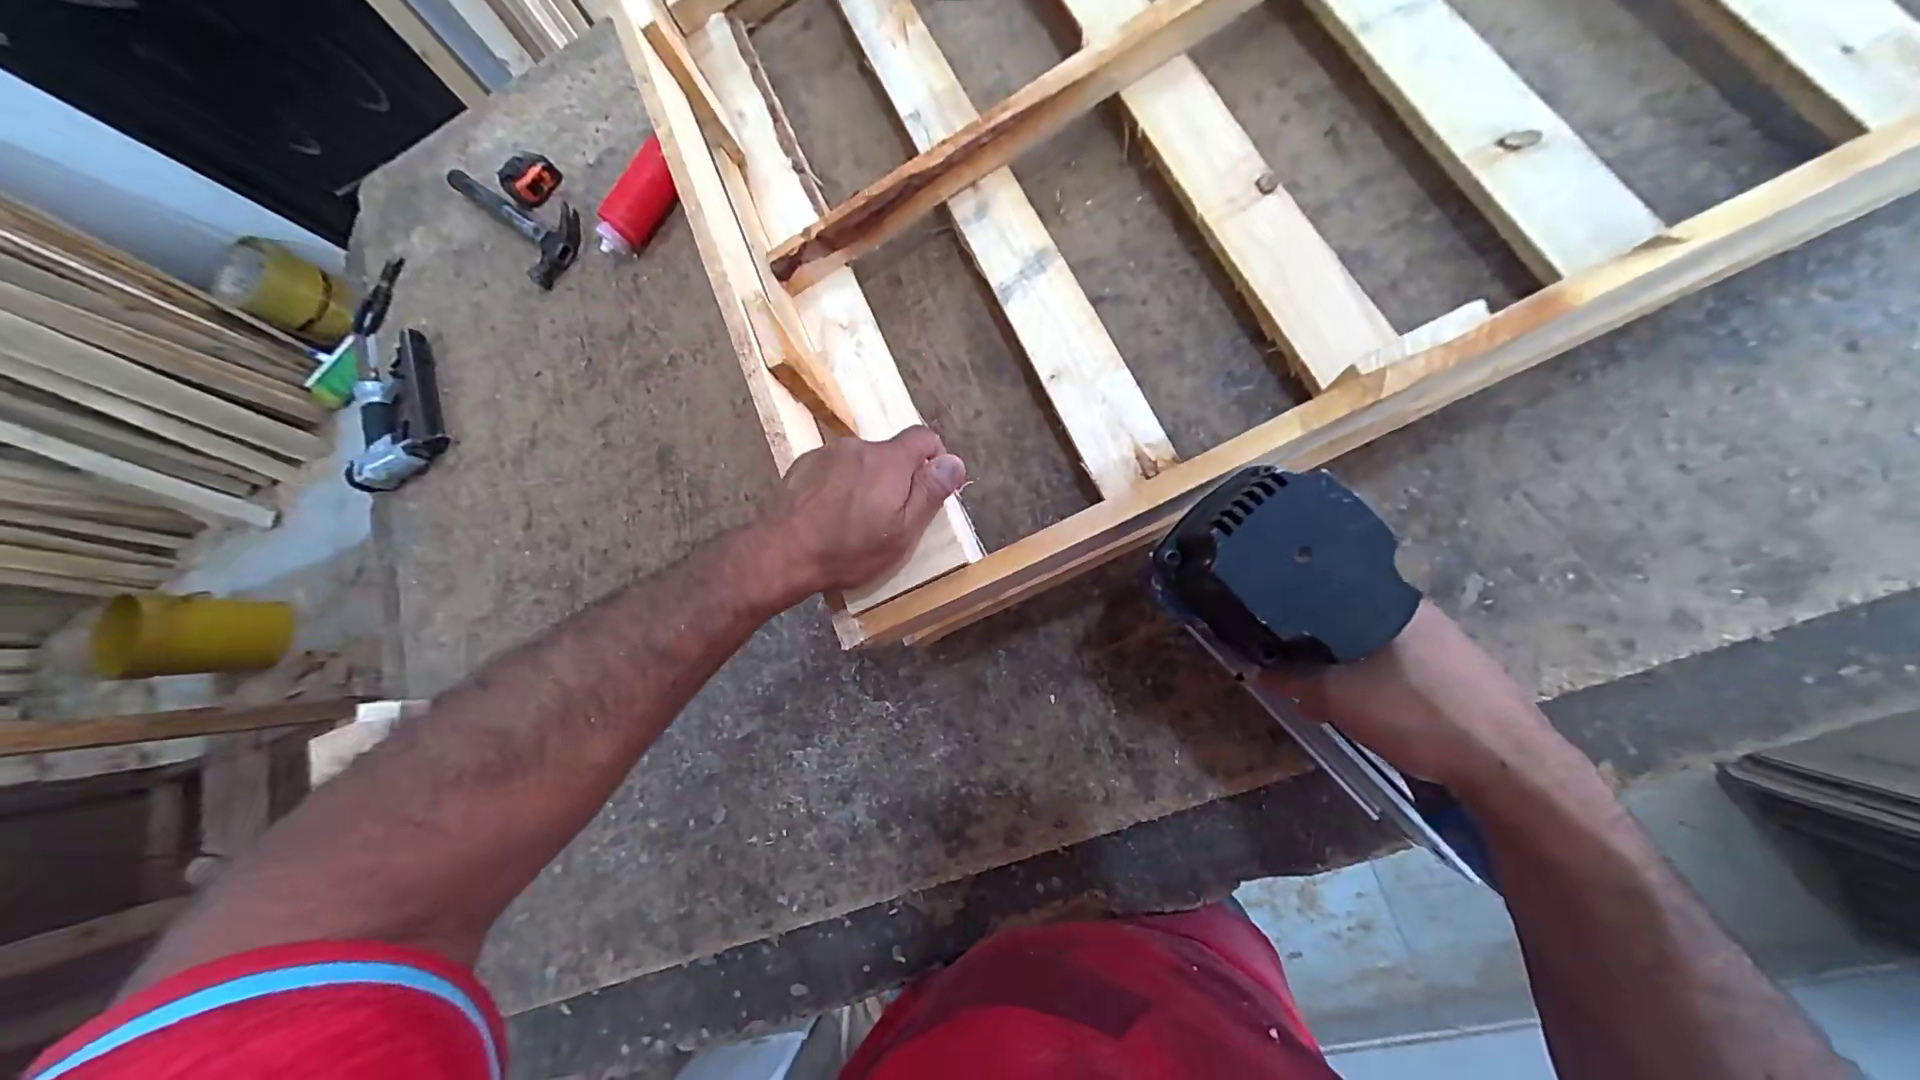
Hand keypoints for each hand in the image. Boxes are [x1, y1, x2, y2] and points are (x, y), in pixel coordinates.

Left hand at [763, 427, 965, 597]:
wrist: (784, 553)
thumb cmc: (850, 549)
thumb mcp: (903, 531)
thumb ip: (930, 492)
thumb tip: (954, 461)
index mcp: (889, 459)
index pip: (924, 436)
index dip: (934, 458)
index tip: (929, 487)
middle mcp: (859, 446)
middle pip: (891, 453)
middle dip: (897, 478)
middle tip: (889, 517)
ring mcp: (827, 453)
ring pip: (861, 462)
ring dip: (866, 482)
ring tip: (854, 519)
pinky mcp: (803, 465)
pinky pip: (834, 468)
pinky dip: (839, 485)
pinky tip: (829, 513)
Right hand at [1260, 602, 1582, 799]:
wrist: (1511, 768)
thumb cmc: (1417, 716)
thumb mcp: (1339, 699)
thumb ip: (1295, 681)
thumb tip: (1261, 671)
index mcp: (1396, 606)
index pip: (1332, 594)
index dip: (1299, 614)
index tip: (1278, 636)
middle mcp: (1427, 617)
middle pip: (1357, 623)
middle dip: (1325, 646)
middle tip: (1301, 669)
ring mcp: (1454, 647)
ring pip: (1384, 649)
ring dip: (1356, 668)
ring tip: (1334, 693)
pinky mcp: (1471, 680)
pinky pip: (1410, 671)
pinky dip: (1385, 684)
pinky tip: (1381, 710)